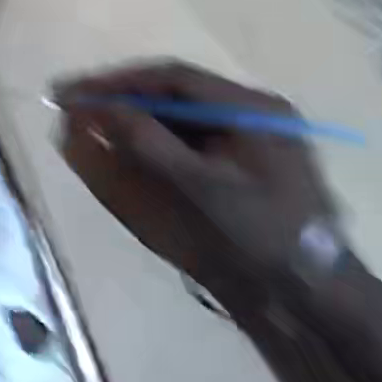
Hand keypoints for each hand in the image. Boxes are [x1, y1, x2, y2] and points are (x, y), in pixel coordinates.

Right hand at [56, 61, 340, 304]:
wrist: (310, 304)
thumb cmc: (254, 237)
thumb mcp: (193, 185)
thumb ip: (141, 138)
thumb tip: (90, 105)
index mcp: (253, 109)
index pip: (171, 77)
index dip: (116, 81)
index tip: (71, 92)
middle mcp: (254, 112)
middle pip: (172, 91)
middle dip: (119, 96)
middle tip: (71, 103)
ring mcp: (250, 138)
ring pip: (176, 112)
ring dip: (131, 114)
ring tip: (88, 120)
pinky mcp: (241, 163)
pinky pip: (185, 135)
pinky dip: (149, 135)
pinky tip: (122, 142)